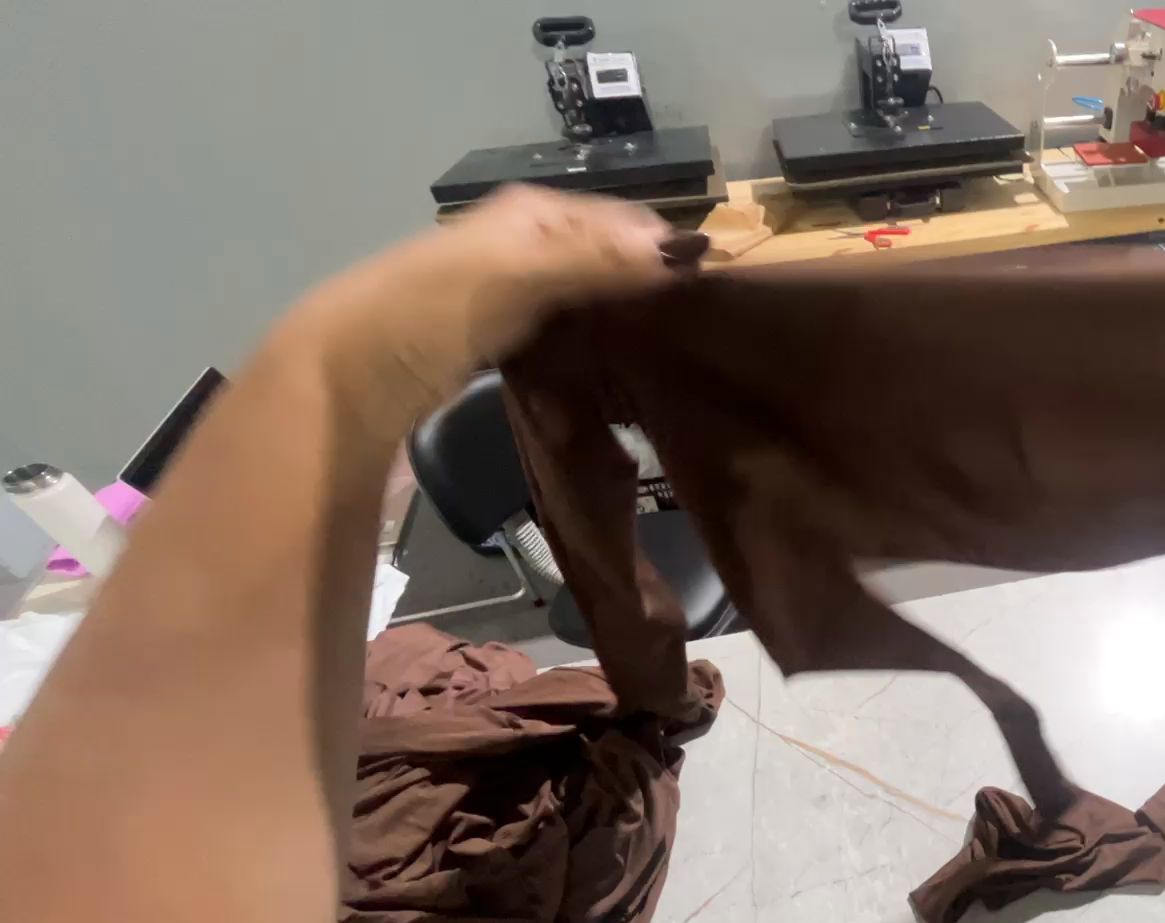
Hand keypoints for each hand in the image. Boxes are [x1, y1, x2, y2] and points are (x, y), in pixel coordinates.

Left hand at [275, 185, 706, 423]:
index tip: (717, 297)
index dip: (672, 251)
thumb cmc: (432, 310)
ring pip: (604, 292)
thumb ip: (600, 263)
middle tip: (705, 330)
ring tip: (679, 349)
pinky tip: (628, 361)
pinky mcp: (519, 329)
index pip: (629, 222)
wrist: (352, 372)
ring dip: (637, 315)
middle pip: (619, 256)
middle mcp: (536, 240)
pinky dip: (607, 338)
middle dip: (659, 284)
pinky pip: (582, 325)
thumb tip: (692, 253)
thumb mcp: (519, 276)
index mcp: (539, 212)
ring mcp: (526, 286)